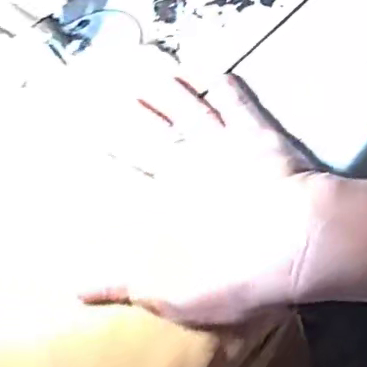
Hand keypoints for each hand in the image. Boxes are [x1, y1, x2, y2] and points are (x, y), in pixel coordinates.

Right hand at [74, 74, 336, 326]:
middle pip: (156, 135)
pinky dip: (227, 88)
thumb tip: (76, 285)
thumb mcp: (167, 292)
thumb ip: (122, 281)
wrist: (291, 242)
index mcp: (162, 201)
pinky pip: (239, 104)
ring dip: (175, 94)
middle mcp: (187, 165)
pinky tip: (219, 74)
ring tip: (158, 77)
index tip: (97, 136)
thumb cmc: (229, 275)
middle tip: (121, 95)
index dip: (114, 153)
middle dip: (137, 117)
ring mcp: (224, 144)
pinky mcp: (259, 132)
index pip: (130, 172)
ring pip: (193, 111)